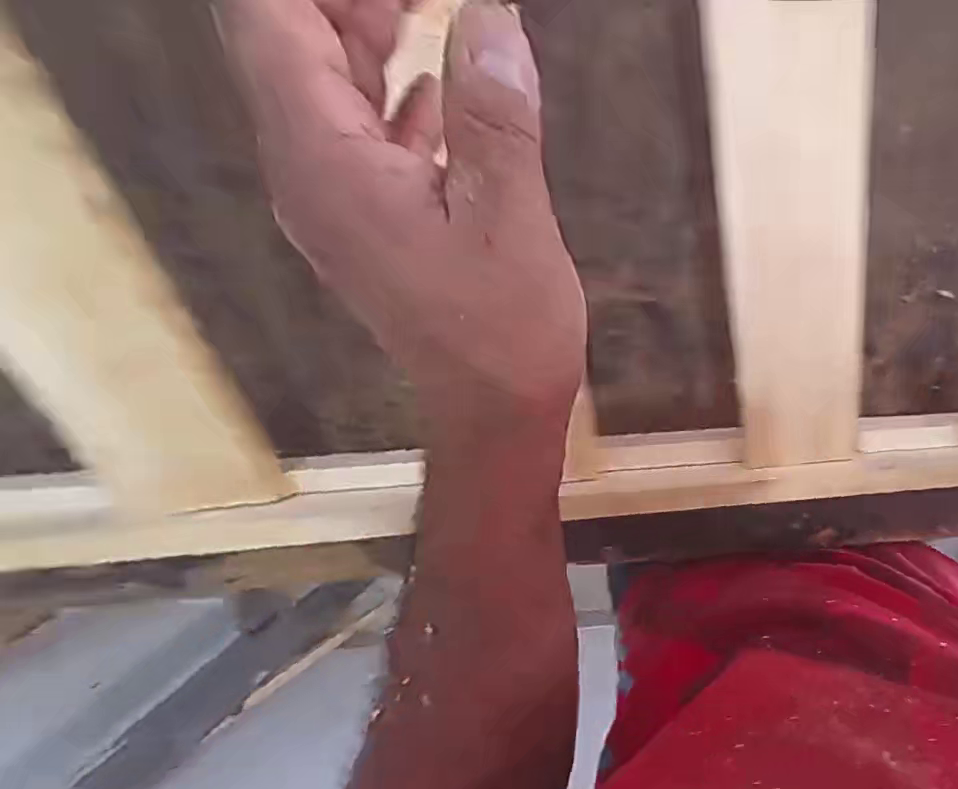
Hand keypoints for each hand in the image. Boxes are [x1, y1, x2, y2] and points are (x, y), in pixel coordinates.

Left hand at [215, 0, 586, 448]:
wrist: (497, 411)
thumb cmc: (507, 327)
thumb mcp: (512, 223)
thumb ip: (496, 123)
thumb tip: (493, 21)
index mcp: (324, 158)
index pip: (276, 17)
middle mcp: (307, 171)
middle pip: (292, 46)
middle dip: (350, 3)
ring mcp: (336, 204)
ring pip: (328, 94)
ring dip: (370, 45)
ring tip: (428, 14)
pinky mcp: (372, 229)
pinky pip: (363, 143)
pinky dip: (393, 105)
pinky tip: (434, 92)